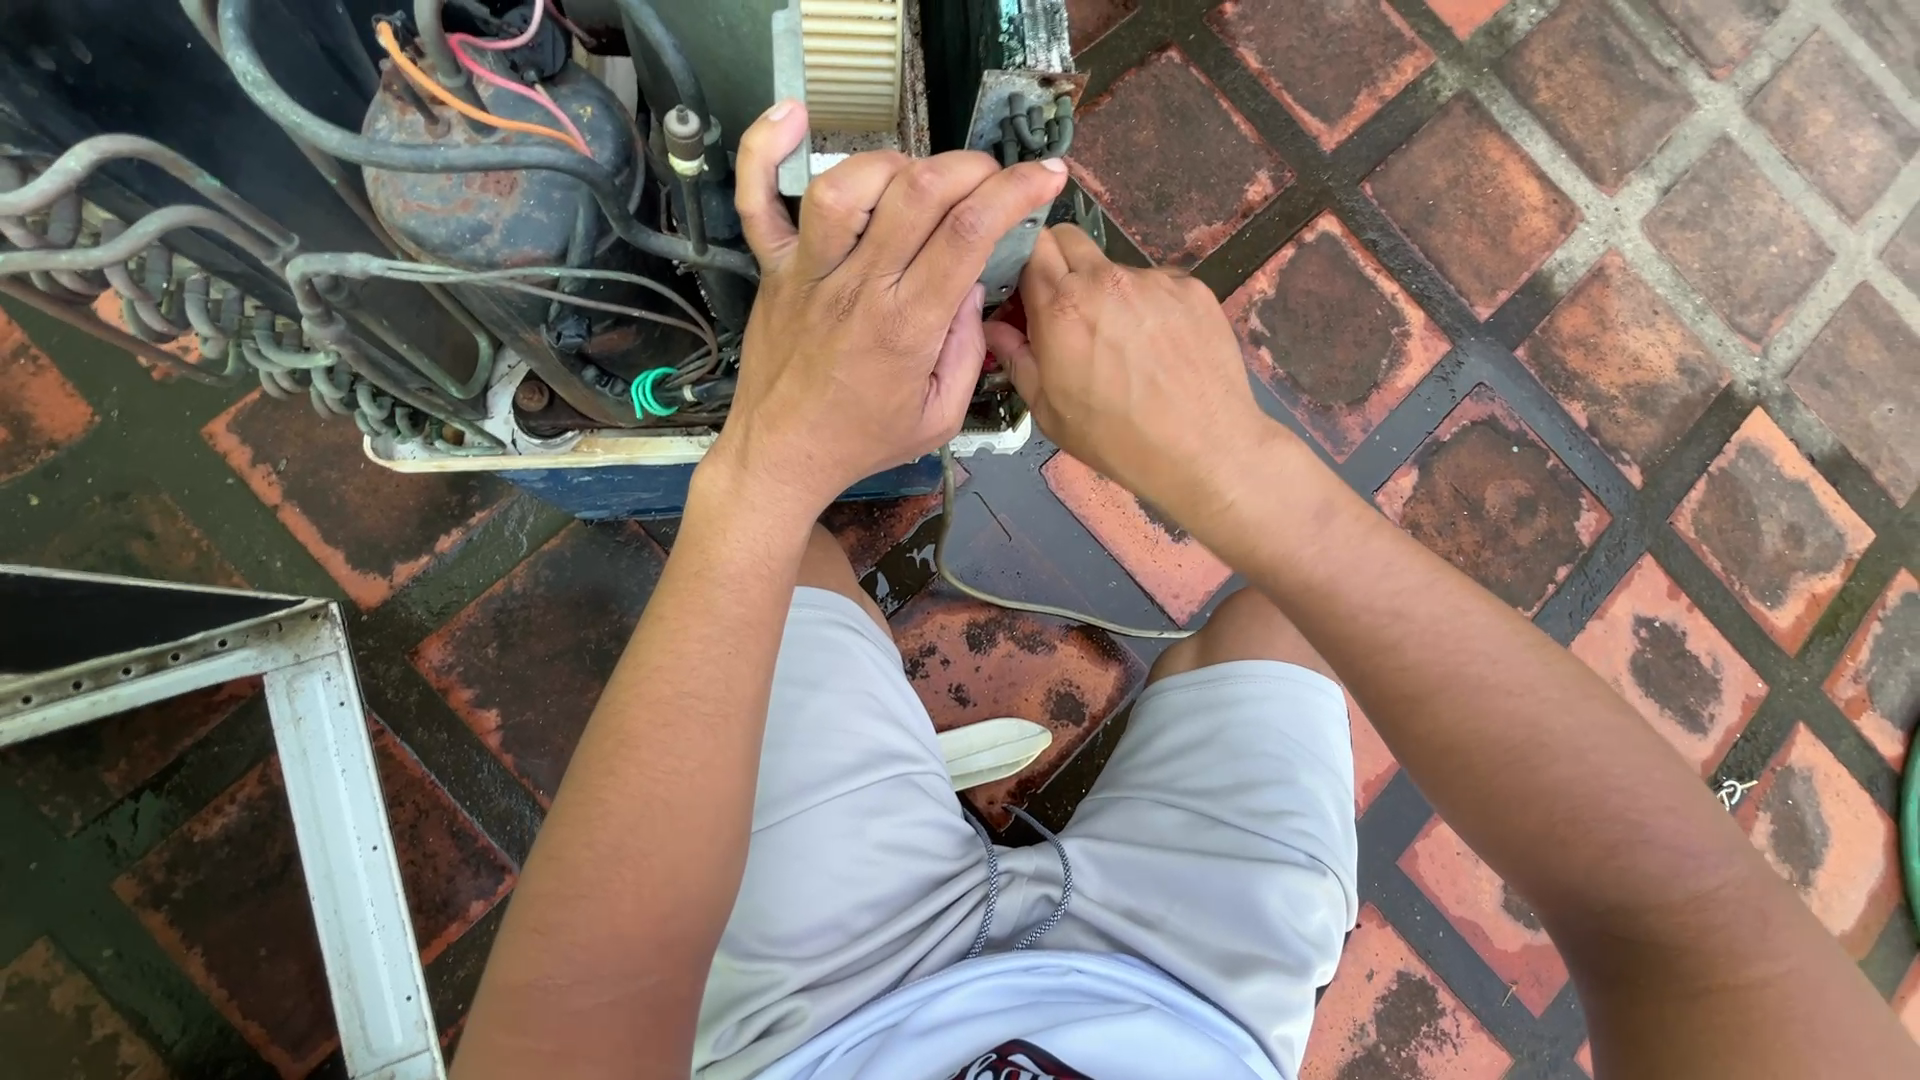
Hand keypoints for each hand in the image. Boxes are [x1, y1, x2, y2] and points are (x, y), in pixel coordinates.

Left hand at [709, 101, 1068, 517]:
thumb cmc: (864, 442)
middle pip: (917, 194)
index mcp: (906, 328)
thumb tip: (973, 285)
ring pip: (845, 186)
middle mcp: (858, 288)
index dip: (1015, 192)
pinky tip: (793, 115)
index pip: (968, 235)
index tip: (1044, 176)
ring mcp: (808, 273)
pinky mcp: (774, 270)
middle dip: (970, 169)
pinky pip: (757, 200)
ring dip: (894, 163)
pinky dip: (765, 150)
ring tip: (918, 180)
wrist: (783, 455)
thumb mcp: (940, 417)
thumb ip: (968, 353)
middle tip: (990, 179)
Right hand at [983, 225, 1283, 520]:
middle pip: (1068, 238)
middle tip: (1064, 307)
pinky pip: (1156, 284)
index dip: (1022, 263)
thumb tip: (995, 327)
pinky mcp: (1192, 288)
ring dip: (1107, 291)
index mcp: (1061, 307)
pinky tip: (1158, 347)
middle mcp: (1106, 280)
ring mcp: (1153, 280)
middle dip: (1057, 261)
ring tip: (1123, 343)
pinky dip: (1148, 306)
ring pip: (1114, 266)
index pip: (1029, 247)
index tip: (1023, 289)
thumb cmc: (1115, 439)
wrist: (1202, 449)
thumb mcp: (1048, 411)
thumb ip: (1018, 359)